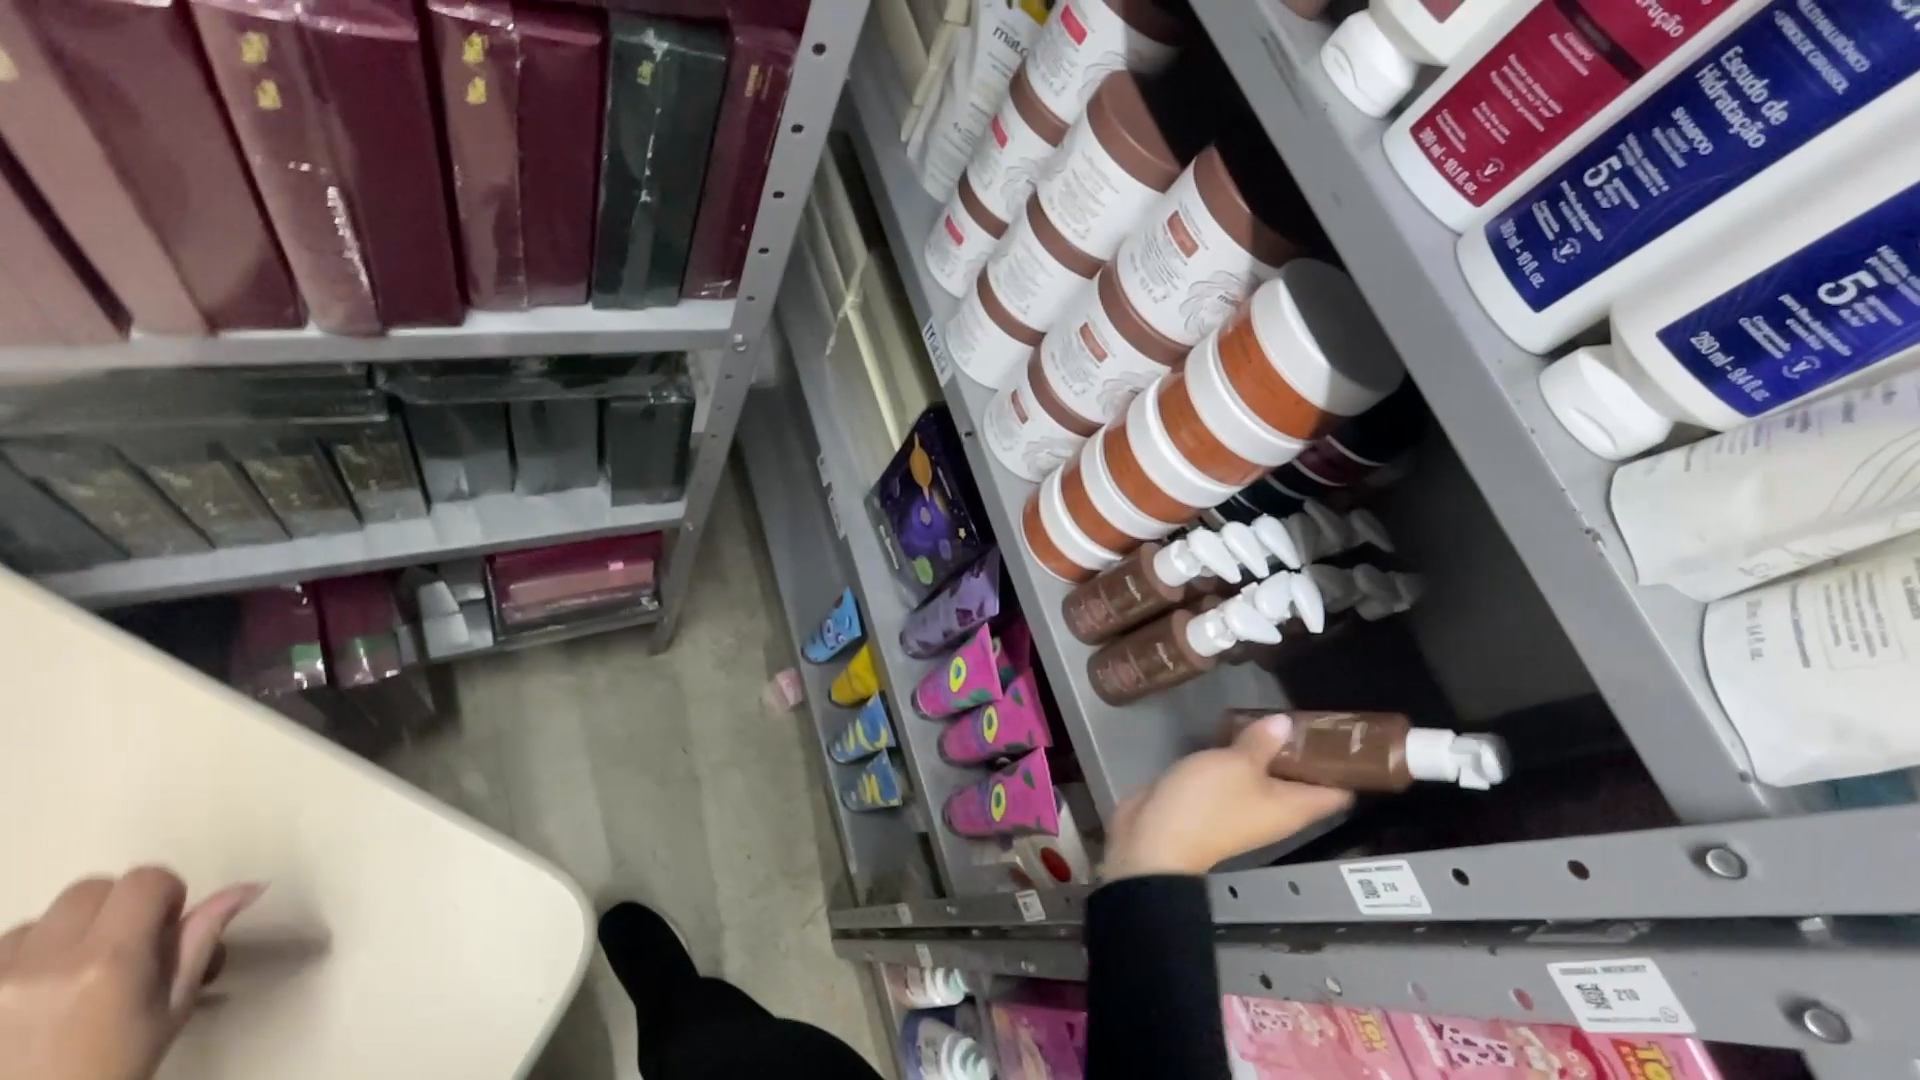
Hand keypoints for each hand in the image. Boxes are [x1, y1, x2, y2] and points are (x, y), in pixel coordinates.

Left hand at [0, 868, 261, 1079]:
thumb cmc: (117, 1065)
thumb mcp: (172, 1006)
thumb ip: (203, 938)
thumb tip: (248, 888)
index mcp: (111, 960)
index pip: (144, 879)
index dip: (165, 894)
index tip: (166, 927)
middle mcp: (47, 959)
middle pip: (92, 888)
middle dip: (118, 907)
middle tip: (127, 947)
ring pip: (44, 917)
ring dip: (67, 934)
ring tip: (74, 976)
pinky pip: (5, 945)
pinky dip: (27, 956)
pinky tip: (37, 991)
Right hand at [1104, 714, 1352, 879]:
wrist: (1155, 839)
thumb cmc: (1207, 804)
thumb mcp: (1238, 764)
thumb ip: (1262, 742)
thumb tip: (1286, 724)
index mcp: (1293, 807)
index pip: (1338, 791)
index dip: (1348, 764)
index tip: (1347, 733)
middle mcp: (1275, 809)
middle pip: (1302, 780)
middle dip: (1304, 748)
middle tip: (1304, 712)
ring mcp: (1243, 806)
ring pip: (1267, 775)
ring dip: (1268, 749)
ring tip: (1269, 713)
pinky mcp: (1213, 800)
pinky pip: (1236, 775)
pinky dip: (1238, 755)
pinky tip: (1232, 730)